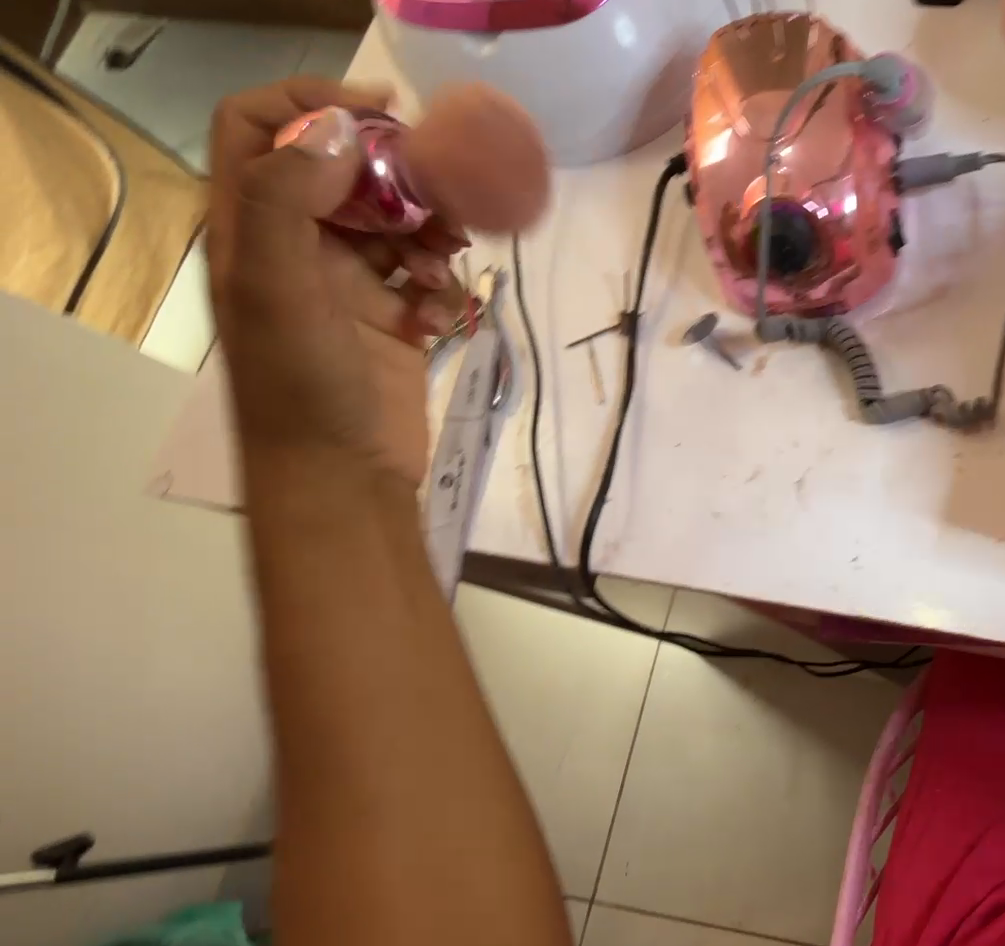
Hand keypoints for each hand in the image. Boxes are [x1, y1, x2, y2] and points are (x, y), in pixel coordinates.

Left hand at [207, 78, 469, 485]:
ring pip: (396, 227)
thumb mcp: (280, 287)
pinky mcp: (394, 321)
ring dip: (430, 237)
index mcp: (249, 227)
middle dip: (398, 181)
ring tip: (448, 264)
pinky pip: (427, 281)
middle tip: (443, 198)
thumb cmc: (302, 386)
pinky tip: (442, 320)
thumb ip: (291, 200)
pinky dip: (443, 292)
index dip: (313, 106)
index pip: (262, 128)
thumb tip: (343, 132)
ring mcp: (349, 286)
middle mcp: (296, 246)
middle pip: (346, 175)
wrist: (344, 474)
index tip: (386, 117)